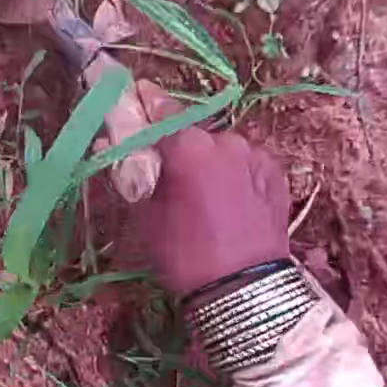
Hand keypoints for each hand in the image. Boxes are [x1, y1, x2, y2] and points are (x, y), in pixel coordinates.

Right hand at [134, 82, 290, 295]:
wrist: (244, 291)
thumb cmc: (185, 257)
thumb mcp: (147, 220)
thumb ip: (132, 176)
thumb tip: (110, 144)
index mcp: (190, 149)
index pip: (162, 110)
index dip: (146, 104)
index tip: (135, 95)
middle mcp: (227, 142)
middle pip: (194, 133)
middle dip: (179, 147)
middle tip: (168, 175)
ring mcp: (256, 157)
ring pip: (222, 150)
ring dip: (208, 163)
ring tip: (202, 197)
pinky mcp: (276, 175)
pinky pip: (245, 165)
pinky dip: (232, 175)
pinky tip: (227, 202)